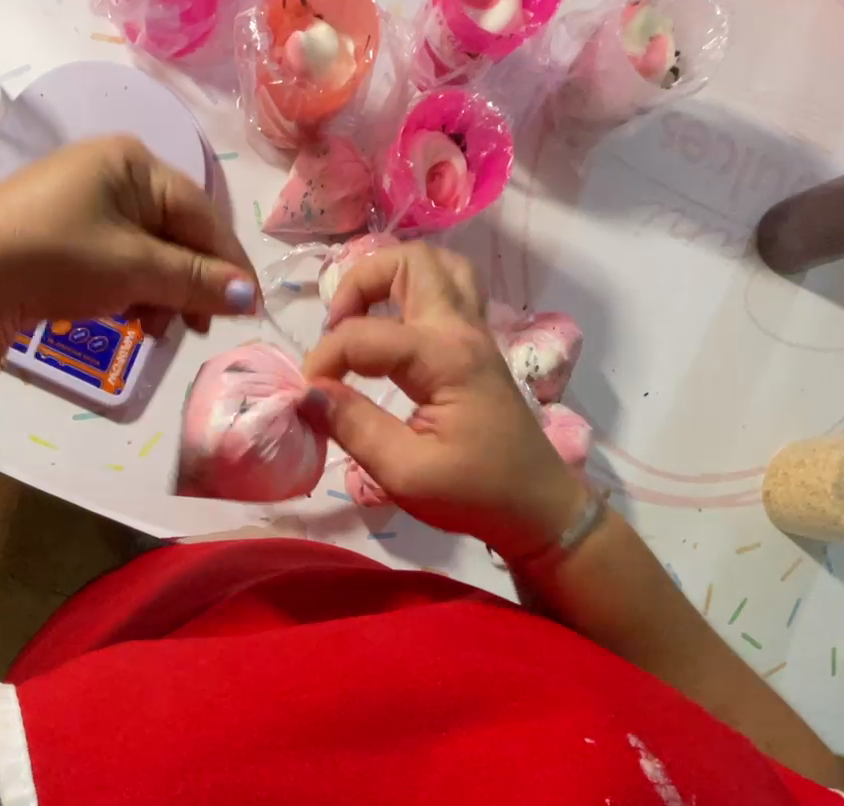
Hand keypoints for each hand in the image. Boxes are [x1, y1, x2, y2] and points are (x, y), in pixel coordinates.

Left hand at [0, 135, 257, 344]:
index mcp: (136, 163)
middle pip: (178, 235)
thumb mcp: (134, 269)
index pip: (202, 216)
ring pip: (153, 253)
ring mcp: (91, 202)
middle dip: (190, 286)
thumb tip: (250, 297)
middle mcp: (117, 173)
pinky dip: (135, 292)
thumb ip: (196, 281)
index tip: (249, 309)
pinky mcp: (72, 232)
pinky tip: (130, 320)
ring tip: (152, 330)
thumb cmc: (56, 259)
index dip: (229, 265)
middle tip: (196, 330)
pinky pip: (124, 261)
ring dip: (163, 295)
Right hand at [302, 242, 586, 560]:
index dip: (324, 359)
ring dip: (390, 281)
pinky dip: (410, 296)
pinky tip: (390, 332)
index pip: (365, 334)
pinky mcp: (475, 346)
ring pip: (435, 266)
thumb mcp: (405, 473)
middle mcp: (462, 331)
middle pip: (411, 261)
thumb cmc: (474, 494)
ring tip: (362, 322)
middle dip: (359, 284)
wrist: (536, 506)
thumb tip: (307, 394)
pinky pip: (446, 291)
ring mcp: (474, 333)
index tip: (308, 396)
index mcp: (446, 360)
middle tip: (337, 331)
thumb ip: (354, 427)